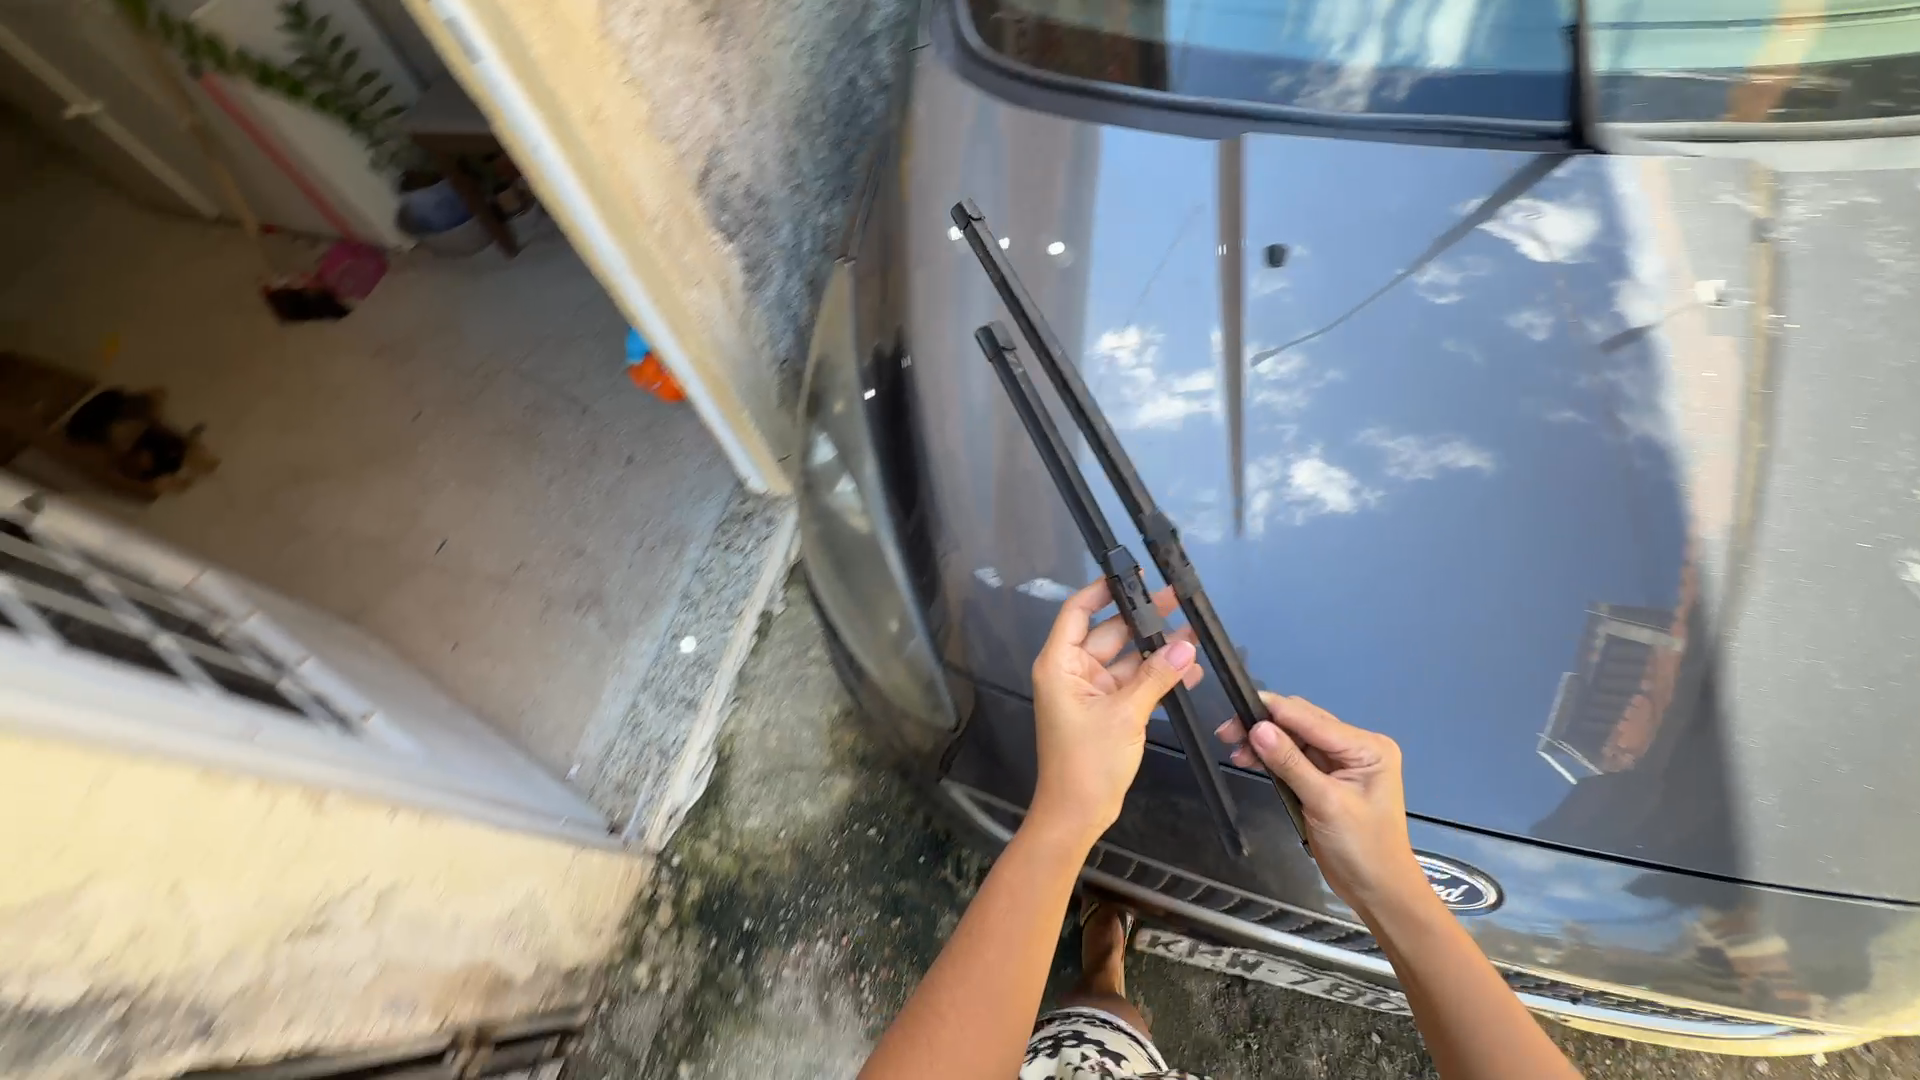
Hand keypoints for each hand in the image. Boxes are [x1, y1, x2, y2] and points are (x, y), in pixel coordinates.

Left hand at [1028, 579, 1202, 846]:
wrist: (1077, 813)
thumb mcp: (1124, 715)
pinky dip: (1156, 677)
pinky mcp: (1107, 708)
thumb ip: (1156, 677)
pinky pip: (1133, 682)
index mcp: (1060, 664)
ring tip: (1194, 636)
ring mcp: (1090, 690)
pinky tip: (1189, 671)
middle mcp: (1072, 671)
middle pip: (1110, 632)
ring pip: (1127, 658)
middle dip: (1145, 620)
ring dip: (1157, 650)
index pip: (1078, 611)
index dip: (1104, 590)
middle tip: (1180, 600)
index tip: (1134, 576)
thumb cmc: (1087, 762)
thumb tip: (1186, 648)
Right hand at [1217, 694, 1427, 917]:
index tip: (1234, 711)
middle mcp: (1355, 747)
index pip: (1311, 718)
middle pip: (1300, 722)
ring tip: (1234, 751)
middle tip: (1226, 734)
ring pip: (1293, 737)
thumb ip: (1290, 763)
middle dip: (1263, 725)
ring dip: (1263, 742)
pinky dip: (1271, 757)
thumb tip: (1257, 728)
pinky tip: (1250, 759)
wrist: (1379, 893)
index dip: (1272, 712)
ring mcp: (1340, 762)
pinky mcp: (1325, 777)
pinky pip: (1293, 756)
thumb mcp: (1325, 803)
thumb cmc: (1362, 849)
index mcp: (1366, 747)